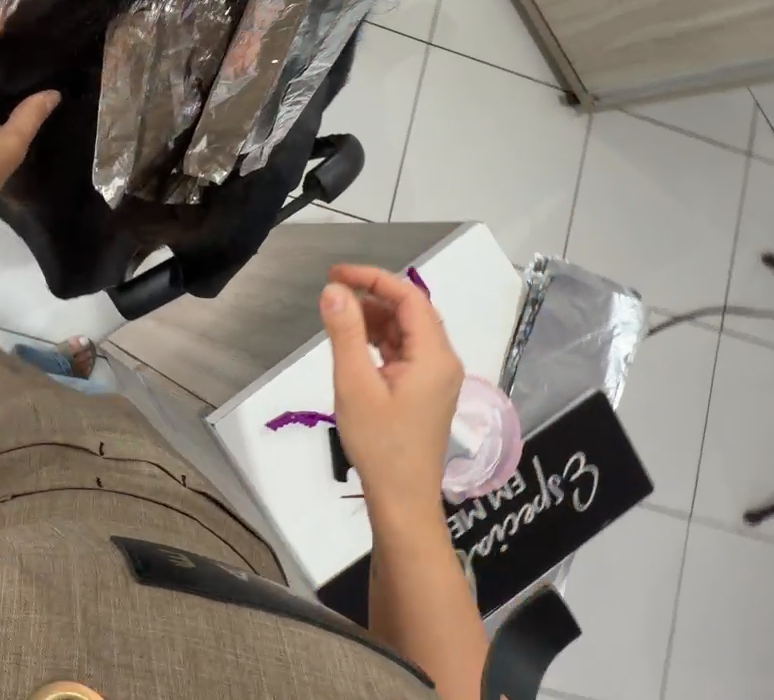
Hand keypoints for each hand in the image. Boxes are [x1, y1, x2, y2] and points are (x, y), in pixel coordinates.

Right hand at [322, 264, 463, 520]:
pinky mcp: (423, 391)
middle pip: (410, 311)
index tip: (336, 273)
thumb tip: (334, 290)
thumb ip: (345, 332)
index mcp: (434, 356)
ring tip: (337, 316)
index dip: (373, 278)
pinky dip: (378, 339)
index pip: (409, 298)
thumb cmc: (379, 442)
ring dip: (373, 317)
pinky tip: (354, 343)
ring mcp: (435, 378)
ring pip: (406, 331)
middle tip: (331, 291)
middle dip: (372, 295)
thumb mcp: (354, 383)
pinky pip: (403, 351)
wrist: (401, 498)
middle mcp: (442, 361)